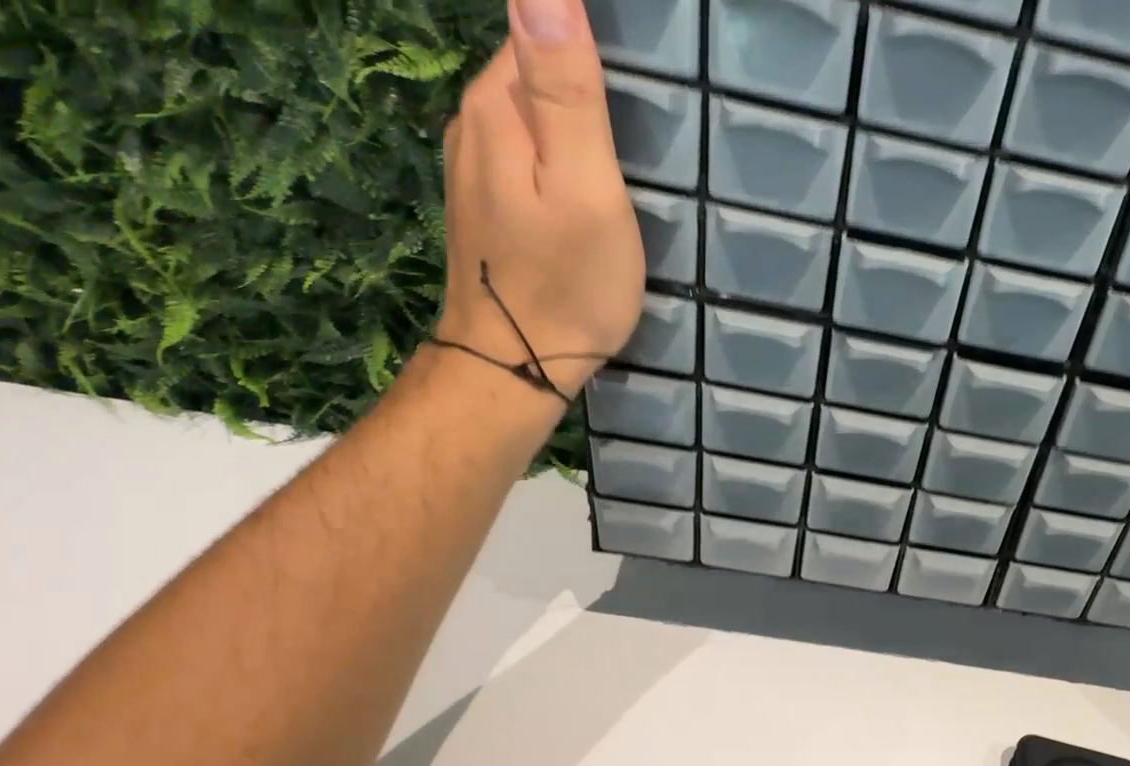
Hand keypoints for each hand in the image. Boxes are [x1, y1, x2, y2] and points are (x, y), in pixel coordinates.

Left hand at [432, 0, 643, 397]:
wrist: (516, 368)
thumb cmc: (566, 283)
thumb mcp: (584, 186)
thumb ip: (566, 89)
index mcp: (498, 106)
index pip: (541, 28)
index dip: (593, 41)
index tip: (647, 80)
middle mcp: (475, 122)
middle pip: (535, 65)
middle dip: (589, 74)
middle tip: (654, 112)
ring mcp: (477, 164)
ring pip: (535, 110)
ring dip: (578, 113)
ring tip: (634, 140)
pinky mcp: (491, 201)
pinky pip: (532, 148)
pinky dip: (565, 150)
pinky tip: (597, 177)